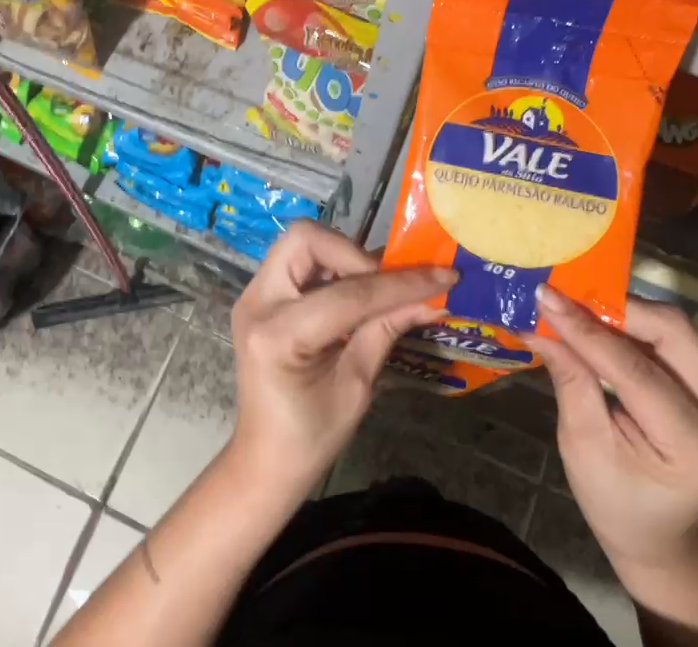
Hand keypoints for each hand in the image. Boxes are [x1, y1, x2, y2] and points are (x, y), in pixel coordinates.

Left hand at [227, 222, 455, 491]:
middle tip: (389, 283)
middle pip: (305, 239)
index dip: (400, 284)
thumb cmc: (311, 436)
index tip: (443, 277)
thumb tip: (433, 298)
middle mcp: (257, 303)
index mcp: (278, 337)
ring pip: (301, 243)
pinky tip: (358, 293)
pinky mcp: (261, 296)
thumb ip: (386, 331)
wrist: (265, 458)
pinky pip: (299, 261)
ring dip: (344, 257)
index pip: (348, 294)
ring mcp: (253, 296)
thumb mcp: (357, 386)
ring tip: (377, 288)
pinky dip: (333, 268)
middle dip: (355, 252)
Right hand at [526, 288, 697, 576]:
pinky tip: (599, 327)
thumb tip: (538, 325)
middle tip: (566, 298)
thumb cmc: (613, 501)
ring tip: (577, 309)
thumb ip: (570, 382)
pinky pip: (674, 343)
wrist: (657, 535)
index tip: (545, 297)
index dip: (588, 331)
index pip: (638, 372)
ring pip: (677, 331)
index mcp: (697, 449)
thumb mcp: (582, 447)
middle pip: (676, 334)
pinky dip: (633, 328)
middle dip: (618, 309)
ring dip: (625, 314)